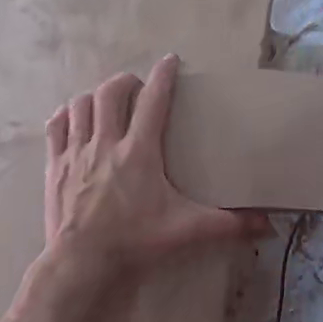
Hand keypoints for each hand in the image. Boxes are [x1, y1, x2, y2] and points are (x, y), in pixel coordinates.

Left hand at [42, 56, 266, 277]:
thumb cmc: (136, 241)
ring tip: (106, 103)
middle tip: (136, 88)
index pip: (154, 100)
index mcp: (139, 151)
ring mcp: (76, 152)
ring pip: (81, 104)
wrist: (83, 260)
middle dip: (125, 82)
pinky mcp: (55, 166)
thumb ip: (227, 224)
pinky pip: (56, 127)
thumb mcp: (186, 230)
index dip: (163, 75)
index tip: (170, 60)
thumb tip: (267, 224)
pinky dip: (65, 116)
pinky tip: (73, 118)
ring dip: (95, 96)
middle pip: (111, 92)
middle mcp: (106, 142)